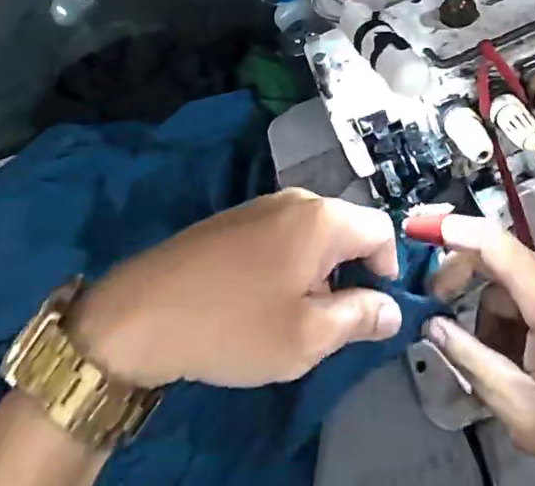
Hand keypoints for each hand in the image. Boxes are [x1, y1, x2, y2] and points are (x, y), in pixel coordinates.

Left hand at [66, 188, 402, 388]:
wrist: (143, 312)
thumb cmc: (234, 324)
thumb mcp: (308, 336)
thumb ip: (360, 318)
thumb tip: (391, 309)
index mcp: (321, 217)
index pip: (382, 229)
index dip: (387, 271)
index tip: (368, 311)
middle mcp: (295, 199)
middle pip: (346, 230)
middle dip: (348, 275)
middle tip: (322, 322)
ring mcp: (261, 205)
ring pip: (312, 236)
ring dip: (315, 274)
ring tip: (284, 316)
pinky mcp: (235, 219)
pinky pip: (282, 236)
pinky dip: (285, 266)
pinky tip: (255, 300)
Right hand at [422, 214, 534, 485]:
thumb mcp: (524, 410)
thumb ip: (471, 361)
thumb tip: (433, 327)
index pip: (488, 241)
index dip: (445, 228)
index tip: (408, 229)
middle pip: (490, 256)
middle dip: (456, 281)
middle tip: (432, 315)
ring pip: (504, 281)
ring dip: (483, 311)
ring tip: (479, 361)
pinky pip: (525, 296)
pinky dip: (506, 320)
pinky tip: (507, 363)